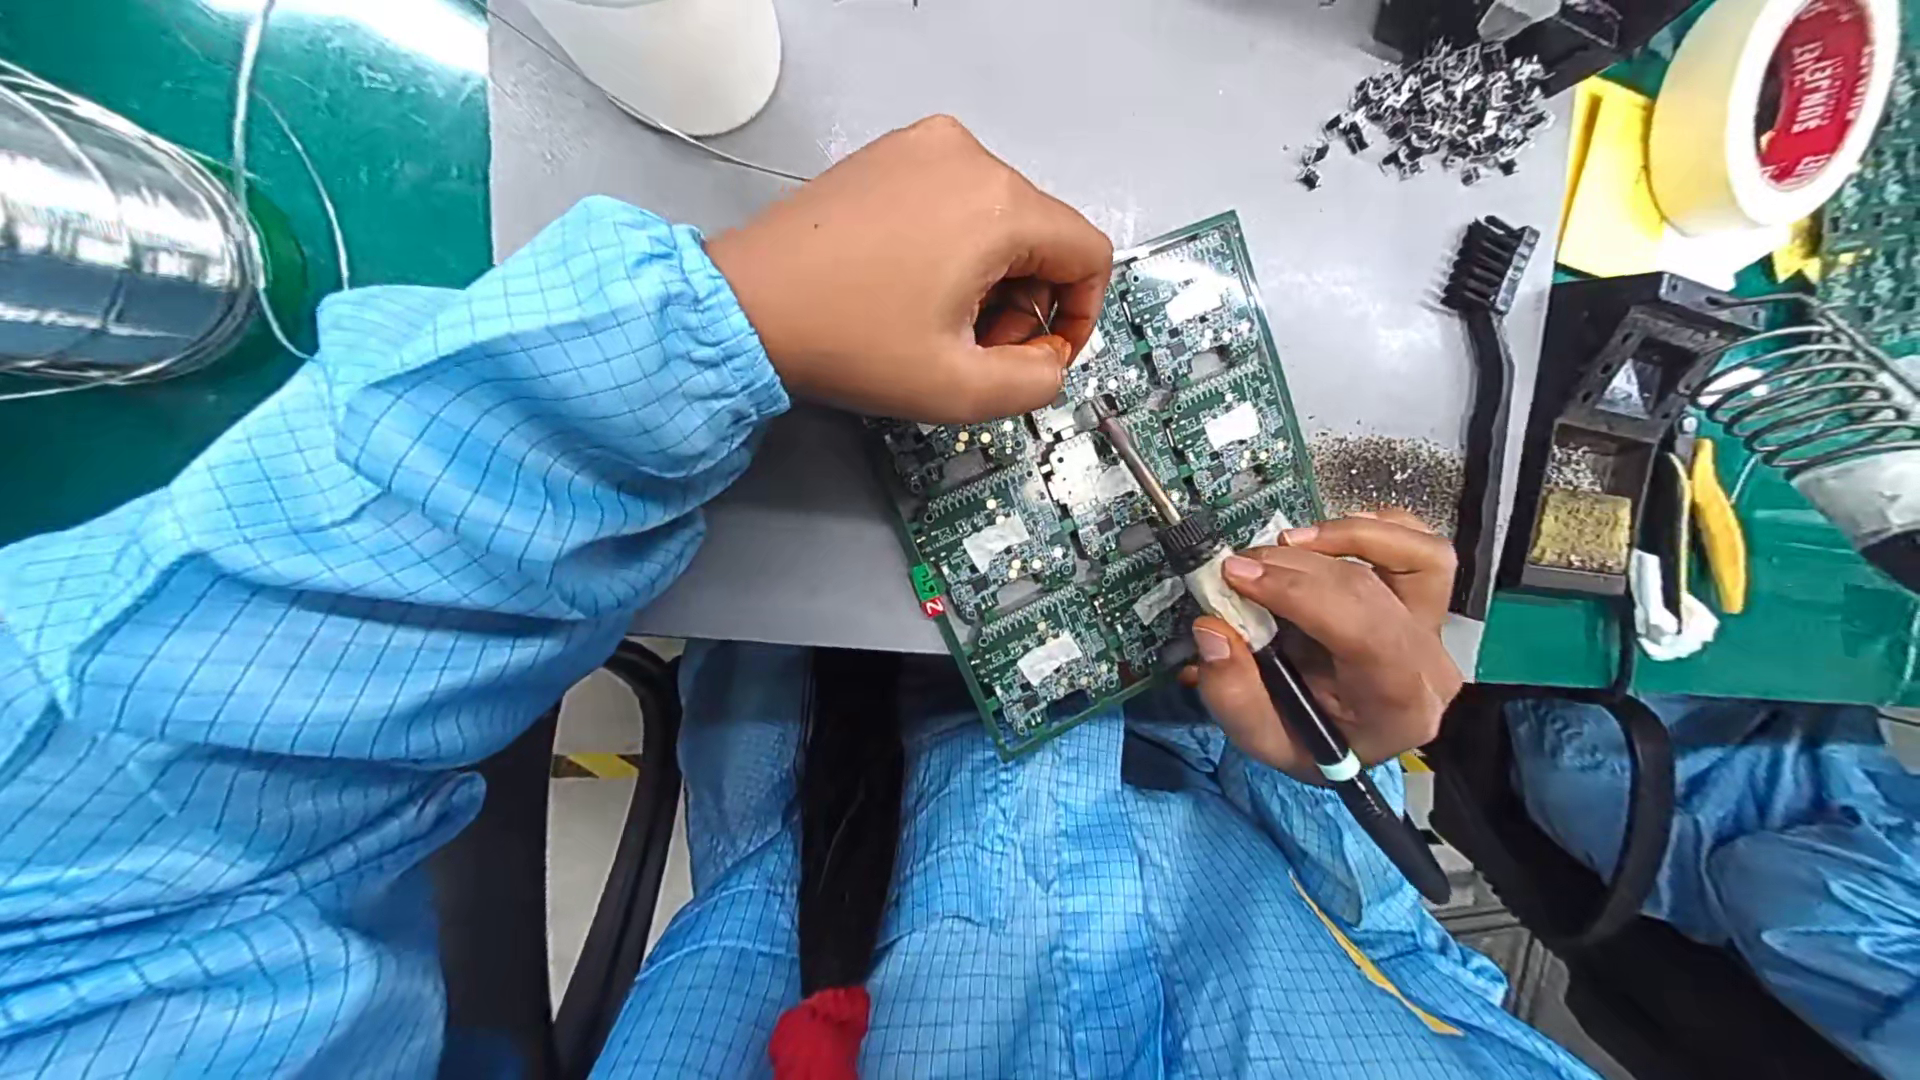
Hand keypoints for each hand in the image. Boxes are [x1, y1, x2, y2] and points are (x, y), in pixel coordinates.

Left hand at [705, 115, 1112, 423]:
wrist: (749, 308)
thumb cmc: (850, 345)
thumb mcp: (961, 390)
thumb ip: (1036, 384)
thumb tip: (1049, 359)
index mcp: (997, 205)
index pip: (1088, 254)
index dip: (1080, 316)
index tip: (1041, 356)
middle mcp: (968, 156)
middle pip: (1042, 240)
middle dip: (1025, 307)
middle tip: (977, 351)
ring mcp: (924, 148)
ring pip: (1002, 224)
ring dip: (991, 284)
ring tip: (940, 325)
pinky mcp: (891, 157)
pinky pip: (958, 205)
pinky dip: (958, 254)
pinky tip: (915, 291)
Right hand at [1183, 511, 1462, 782]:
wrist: (1336, 733)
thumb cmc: (1303, 738)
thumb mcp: (1258, 736)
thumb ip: (1231, 693)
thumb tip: (1212, 628)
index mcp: (1400, 706)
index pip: (1365, 633)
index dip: (1298, 593)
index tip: (1236, 576)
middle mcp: (1429, 663)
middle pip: (1371, 588)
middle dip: (1293, 568)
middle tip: (1235, 566)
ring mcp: (1433, 626)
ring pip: (1419, 554)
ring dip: (1345, 536)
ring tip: (1284, 542)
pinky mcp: (1426, 599)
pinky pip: (1418, 543)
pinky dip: (1373, 528)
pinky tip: (1322, 536)